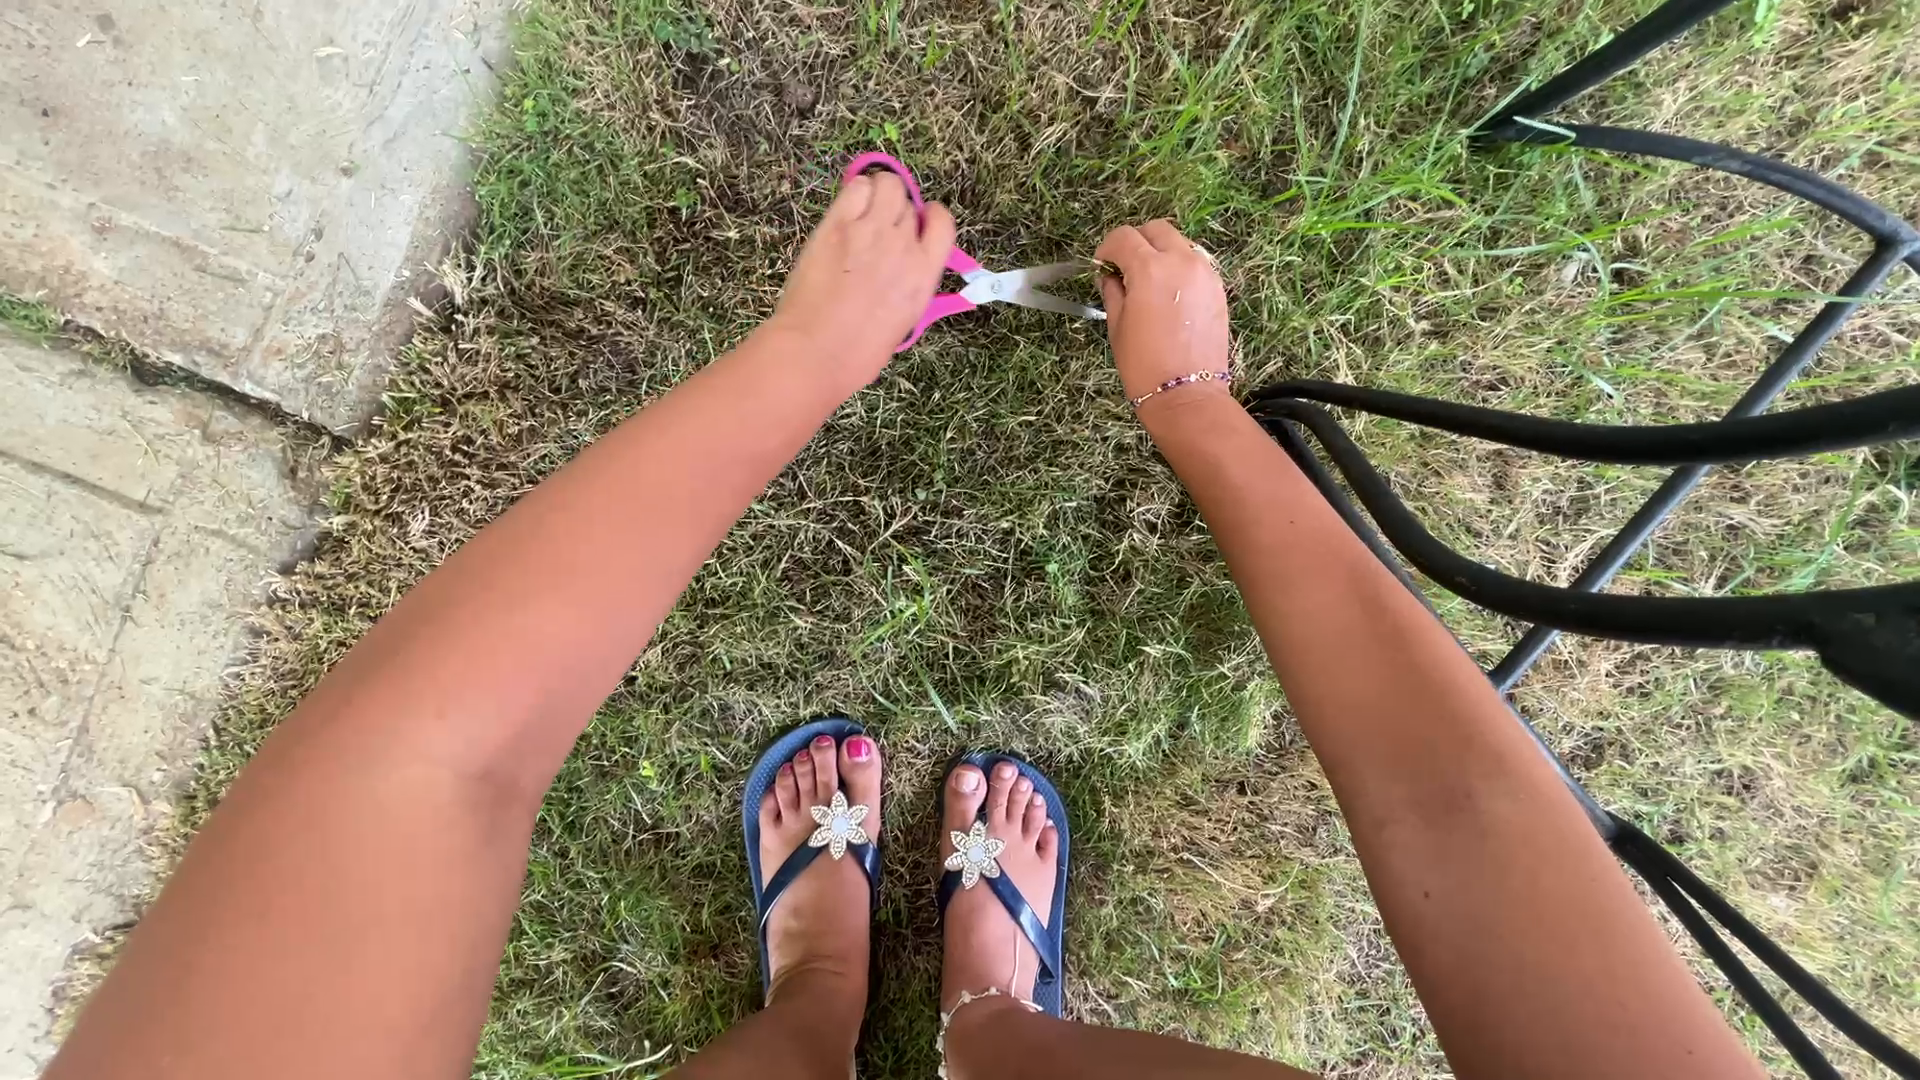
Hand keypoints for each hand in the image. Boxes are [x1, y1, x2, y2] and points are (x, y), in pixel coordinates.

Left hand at [768, 170, 956, 387]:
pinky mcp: (837, 224)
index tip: (917, 226)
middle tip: (879, 229)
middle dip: (897, 212)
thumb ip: (909, 285)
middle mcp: (903, 245)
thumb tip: (901, 270)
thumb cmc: (859, 352)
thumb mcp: (903, 322)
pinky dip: (854, 193)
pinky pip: (855, 187)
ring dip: (878, 194)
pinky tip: (845, 214)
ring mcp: (869, 230)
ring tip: (863, 214)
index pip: (943, 224)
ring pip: (886, 184)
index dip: (929, 219)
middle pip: (909, 204)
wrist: (816, 350)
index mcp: (924, 275)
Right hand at [1094, 220, 1230, 405]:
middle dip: (1137, 242)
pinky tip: (1170, 295)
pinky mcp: (1217, 287)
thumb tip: (1110, 277)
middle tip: (1125, 268)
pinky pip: (1195, 263)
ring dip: (1160, 252)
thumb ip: (1113, 292)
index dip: (1107, 249)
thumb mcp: (1117, 326)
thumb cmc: (1142, 364)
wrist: (1186, 394)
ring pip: (1179, 243)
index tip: (1102, 266)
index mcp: (1149, 269)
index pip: (1123, 237)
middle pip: (1156, 229)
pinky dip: (1179, 268)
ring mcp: (1204, 272)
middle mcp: (1180, 260)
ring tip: (1149, 282)